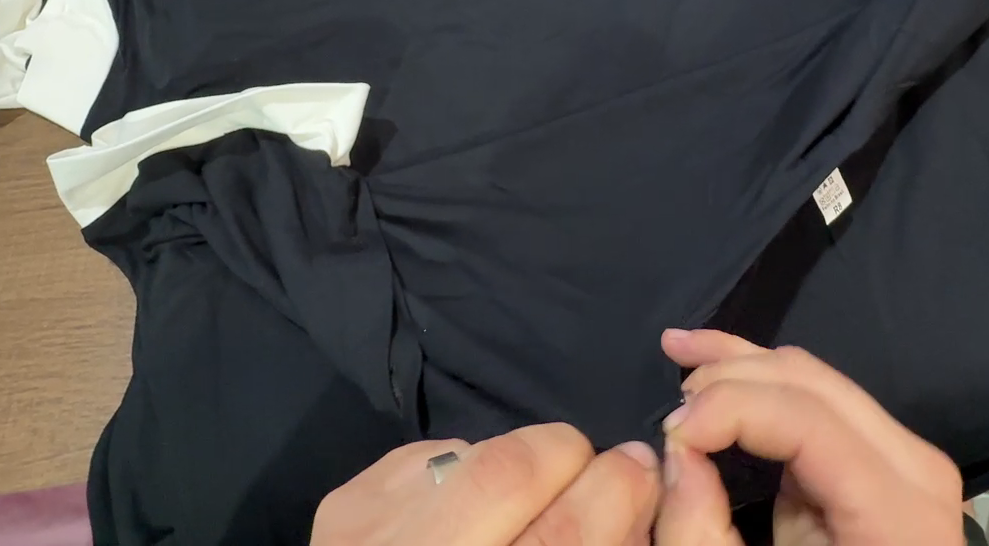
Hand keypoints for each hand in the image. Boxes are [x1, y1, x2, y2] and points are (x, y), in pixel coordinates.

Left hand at [311, 422, 660, 545]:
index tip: (642, 466)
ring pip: (473, 452)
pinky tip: (459, 509)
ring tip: (523, 502)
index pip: (556, 538)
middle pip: (505, 475)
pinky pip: (436, 453)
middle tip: (606, 461)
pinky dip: (466, 470)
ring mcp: (367, 529)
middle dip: (569, 454)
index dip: (611, 496)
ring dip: (519, 464)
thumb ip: (586, 544)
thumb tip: (630, 490)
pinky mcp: (345, 502)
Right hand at [654, 329, 963, 545]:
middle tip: (672, 409)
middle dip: (729, 379)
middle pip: (808, 382)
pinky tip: (712, 355)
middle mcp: (914, 466)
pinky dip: (757, 371)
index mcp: (901, 516)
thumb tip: (678, 449)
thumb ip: (705, 533)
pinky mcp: (879, 446)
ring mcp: (902, 450)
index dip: (732, 408)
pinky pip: (814, 389)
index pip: (807, 420)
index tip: (673, 433)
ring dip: (737, 361)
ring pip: (808, 372)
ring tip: (678, 350)